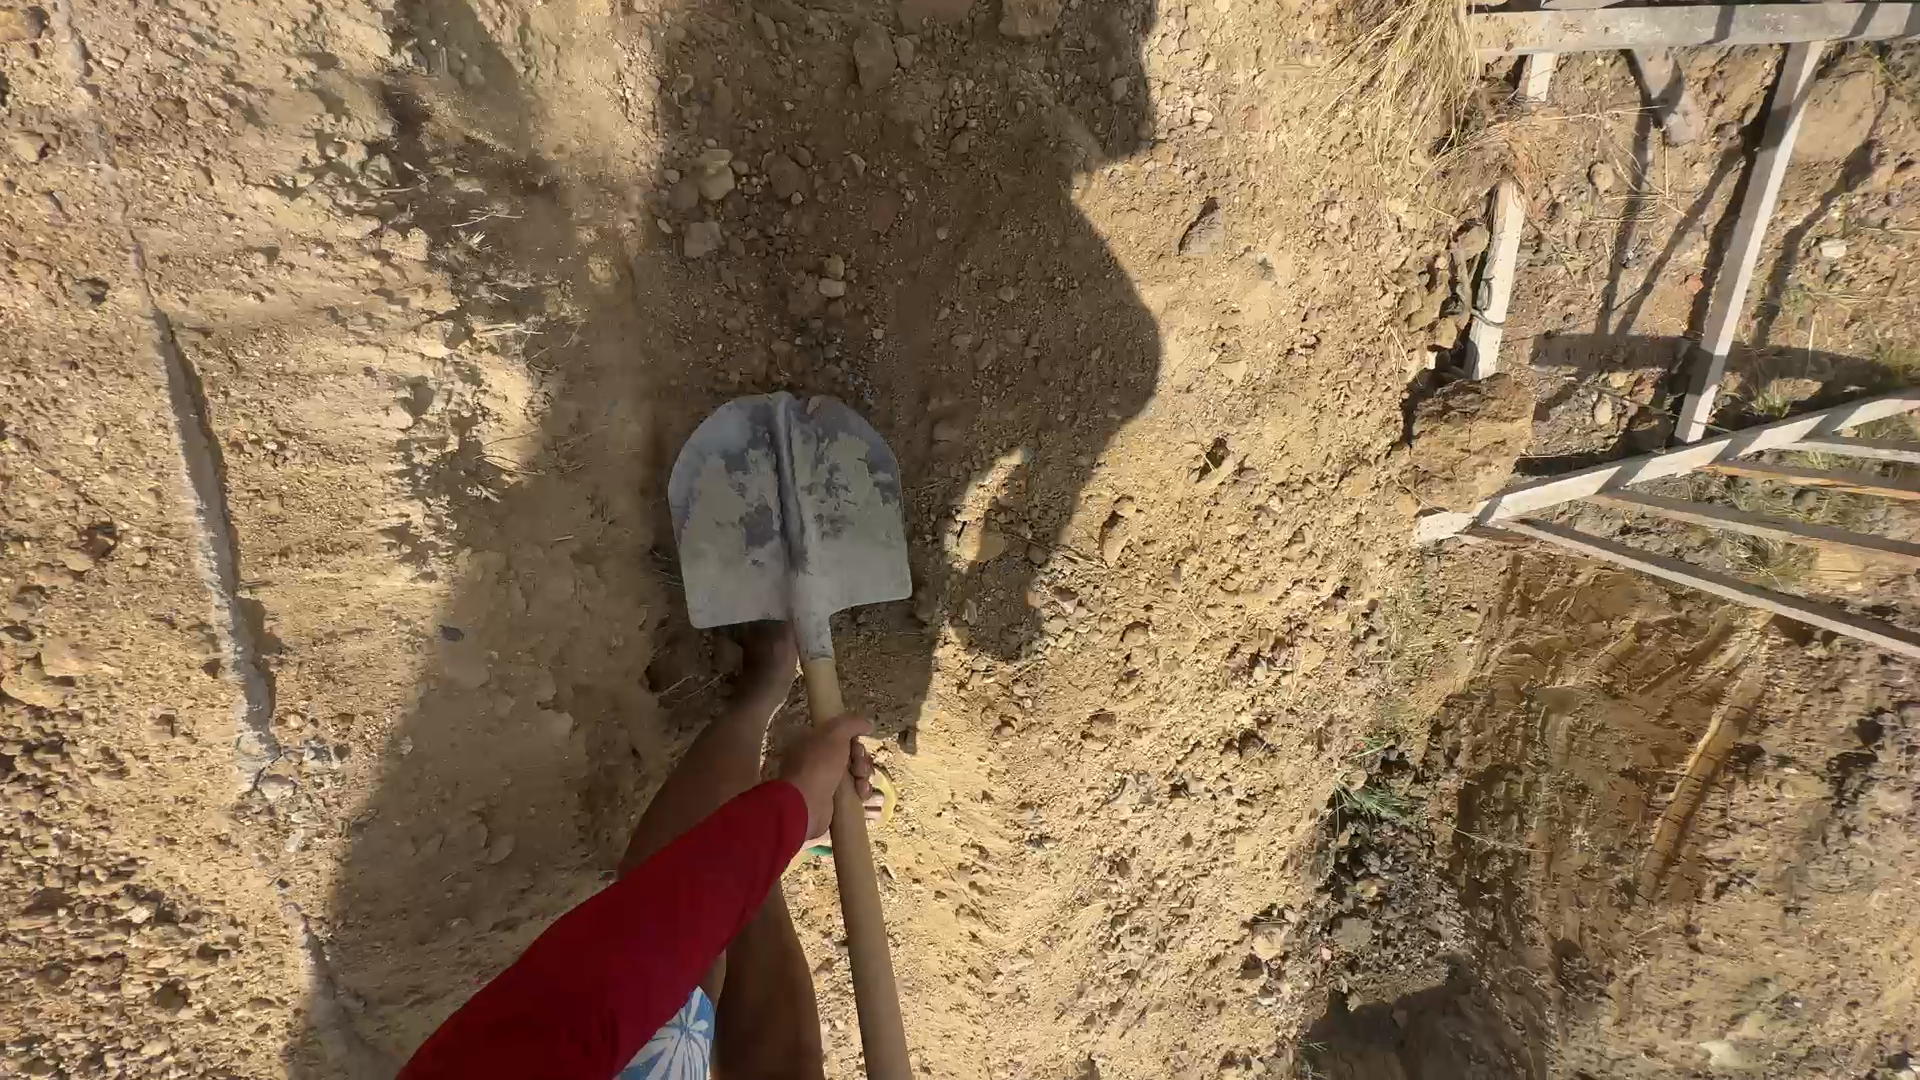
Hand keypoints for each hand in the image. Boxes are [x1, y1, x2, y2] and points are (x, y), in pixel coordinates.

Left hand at [777, 713, 872, 839]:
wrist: (806, 805)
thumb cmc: (818, 764)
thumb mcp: (835, 733)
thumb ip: (852, 723)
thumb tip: (868, 725)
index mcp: (811, 742)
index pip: (839, 735)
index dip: (853, 739)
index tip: (857, 745)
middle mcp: (816, 761)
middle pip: (850, 755)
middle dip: (861, 760)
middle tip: (858, 766)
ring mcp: (823, 782)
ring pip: (854, 774)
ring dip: (864, 777)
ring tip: (861, 785)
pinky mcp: (832, 802)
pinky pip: (854, 793)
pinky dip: (862, 793)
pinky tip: (865, 796)